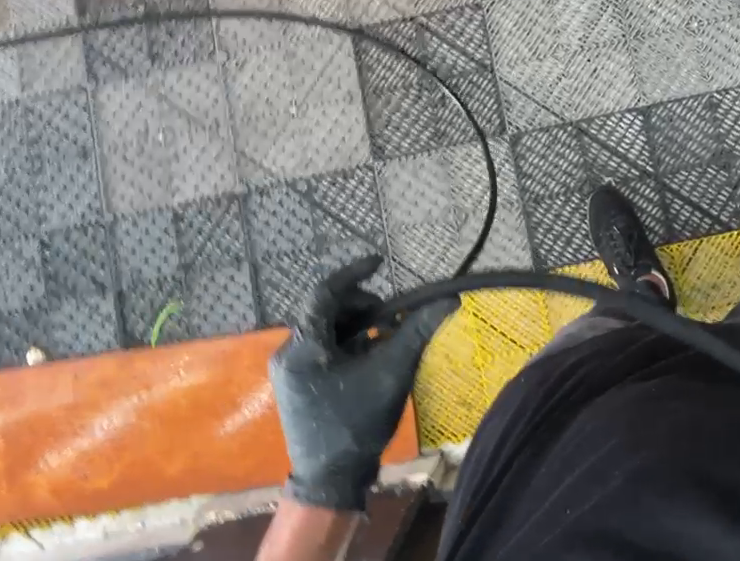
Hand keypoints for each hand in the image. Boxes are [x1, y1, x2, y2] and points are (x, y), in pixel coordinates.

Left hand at [268, 255, 457, 510]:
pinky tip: (372, 355)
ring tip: (386, 338)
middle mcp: (290, 352)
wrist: (332, 478)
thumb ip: (418, 331)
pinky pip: (323, 348)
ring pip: (326, 329)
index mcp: (305, 346)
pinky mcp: (296, 383)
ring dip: (358, 325)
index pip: (325, 293)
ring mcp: (290, 370)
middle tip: (391, 316)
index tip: (379, 262)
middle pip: (327, 310)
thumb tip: (450, 301)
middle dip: (362, 306)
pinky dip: (348, 343)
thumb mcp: (393, 371)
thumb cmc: (358, 422)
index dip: (354, 273)